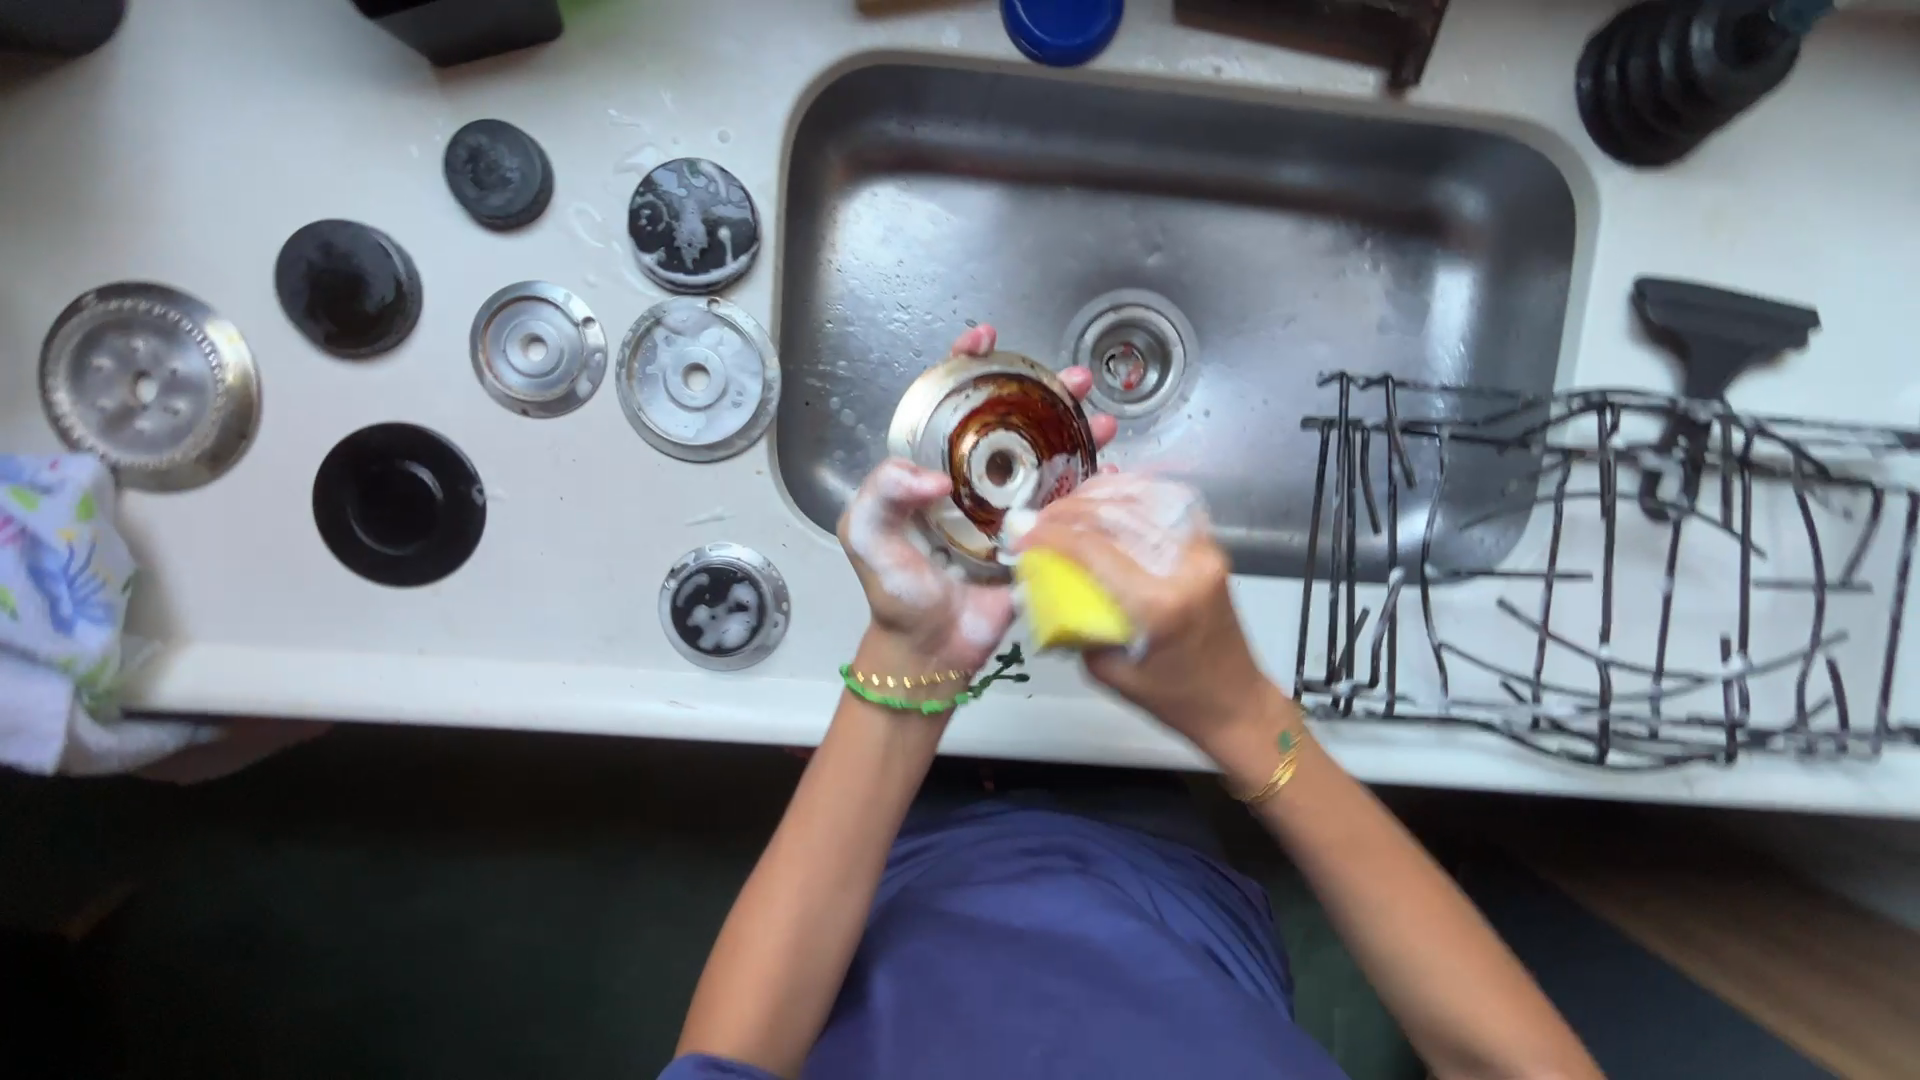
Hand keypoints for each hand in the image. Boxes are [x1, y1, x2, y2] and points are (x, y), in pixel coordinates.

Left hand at [838, 324, 1117, 674]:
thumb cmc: (894, 590)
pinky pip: (1067, 504)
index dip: (966, 367)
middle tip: (1074, 379)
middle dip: (1046, 393)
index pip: (949, 406)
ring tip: (1102, 419)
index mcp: (931, 468)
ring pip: (1048, 456)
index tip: (986, 340)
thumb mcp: (867, 535)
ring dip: (1078, 433)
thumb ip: (882, 493)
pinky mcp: (1036, 537)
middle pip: (1014, 422)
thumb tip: (933, 476)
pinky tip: (1109, 472)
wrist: (931, 644)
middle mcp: (975, 480)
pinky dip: (1091, 486)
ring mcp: (1009, 507)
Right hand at [1012, 473, 1287, 757]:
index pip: (1094, 550)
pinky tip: (1107, 494)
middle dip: (1069, 510)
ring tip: (1066, 504)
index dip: (1052, 535)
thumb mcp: (1110, 672)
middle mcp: (1184, 567)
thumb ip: (1076, 625)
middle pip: (1116, 515)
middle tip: (1039, 518)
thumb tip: (1043, 586)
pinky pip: (1167, 505)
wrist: (1237, 703)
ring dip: (1098, 494)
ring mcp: (1203, 553)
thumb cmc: (1174, 699)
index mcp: (1159, 604)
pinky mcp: (1210, 549)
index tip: (1022, 533)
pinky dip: (1133, 493)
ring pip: (1143, 499)